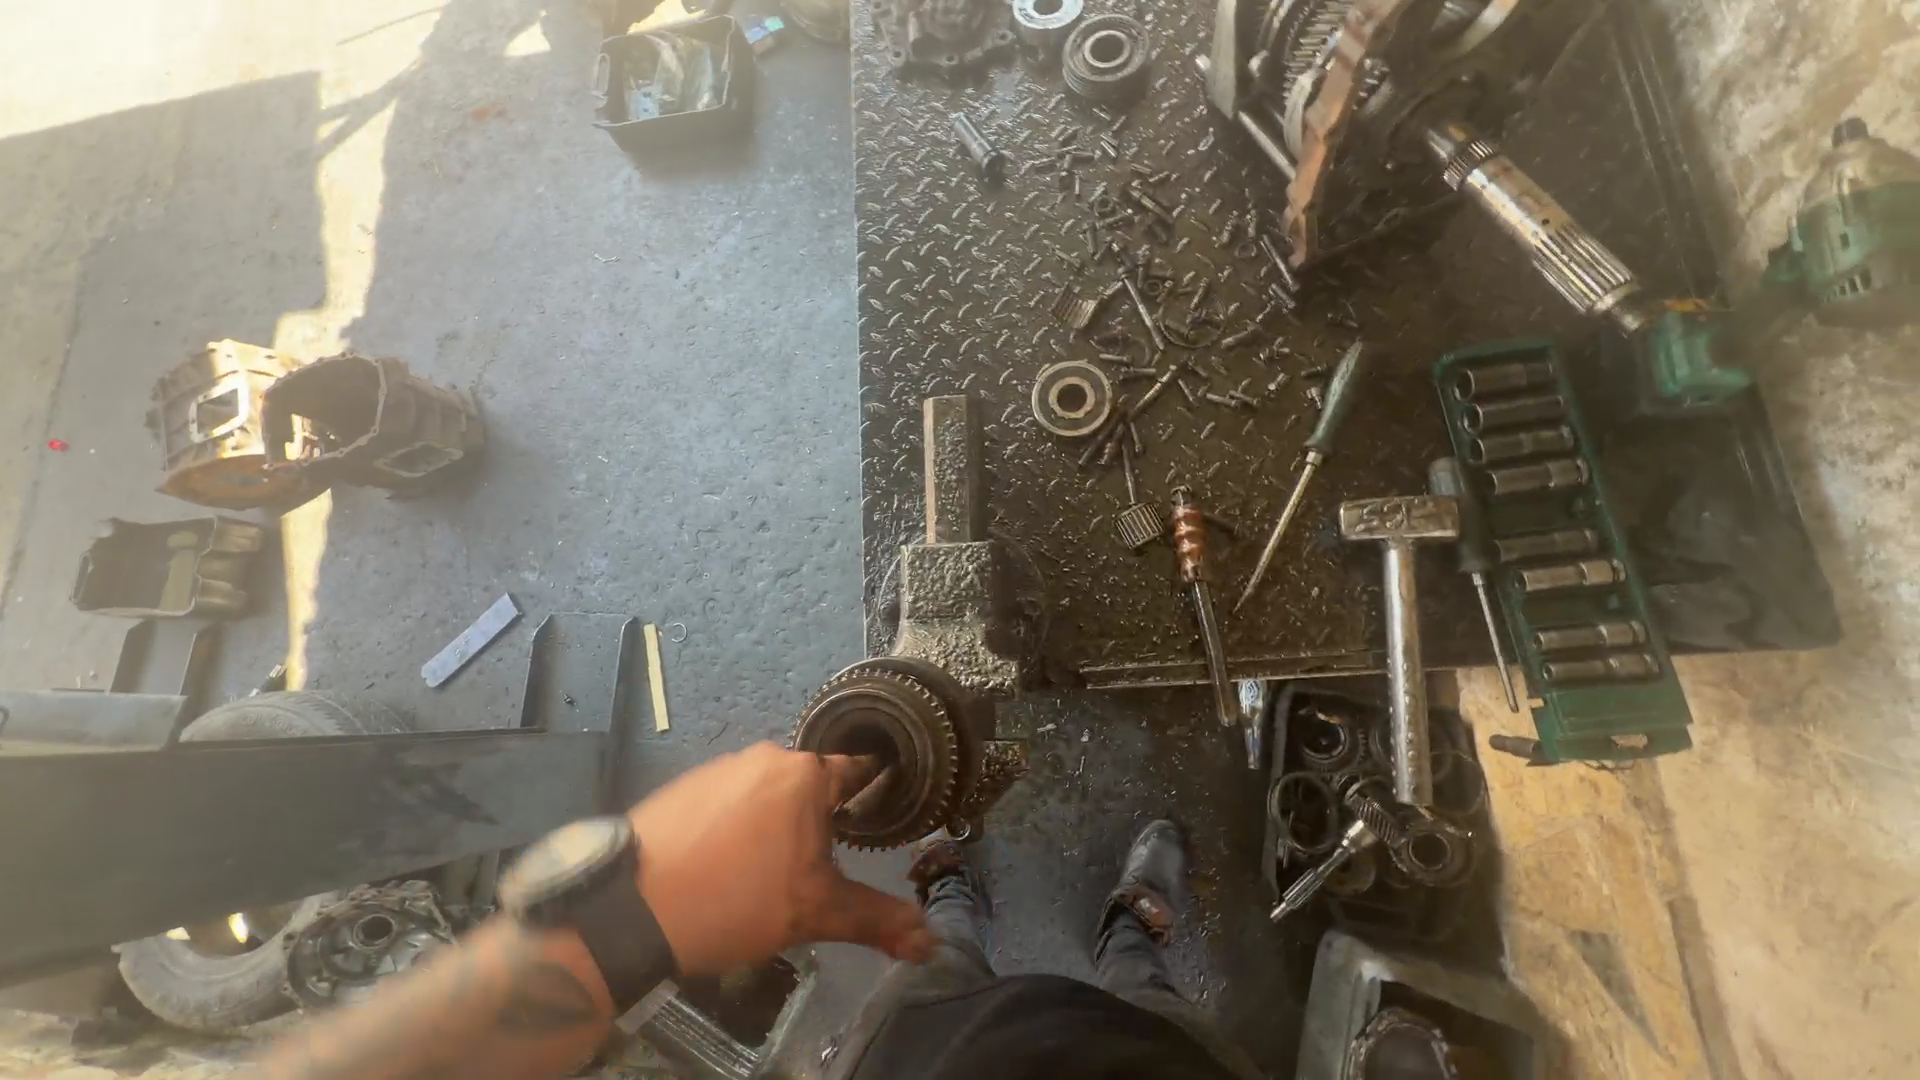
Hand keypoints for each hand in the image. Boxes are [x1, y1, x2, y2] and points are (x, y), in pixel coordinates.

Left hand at [628, 742, 934, 975]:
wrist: (630, 908)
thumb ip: (877, 919)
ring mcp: (723, 766)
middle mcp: (769, 757)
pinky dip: (738, 822)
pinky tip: (724, 861)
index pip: (858, 771)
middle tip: (812, 866)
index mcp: (807, 776)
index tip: (881, 808)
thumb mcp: (814, 913)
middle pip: (811, 787)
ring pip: (770, 792)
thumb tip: (931, 941)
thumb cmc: (737, 900)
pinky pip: (731, 797)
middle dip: (818, 821)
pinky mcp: (687, 782)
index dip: (872, 792)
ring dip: (777, 822)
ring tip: (764, 870)